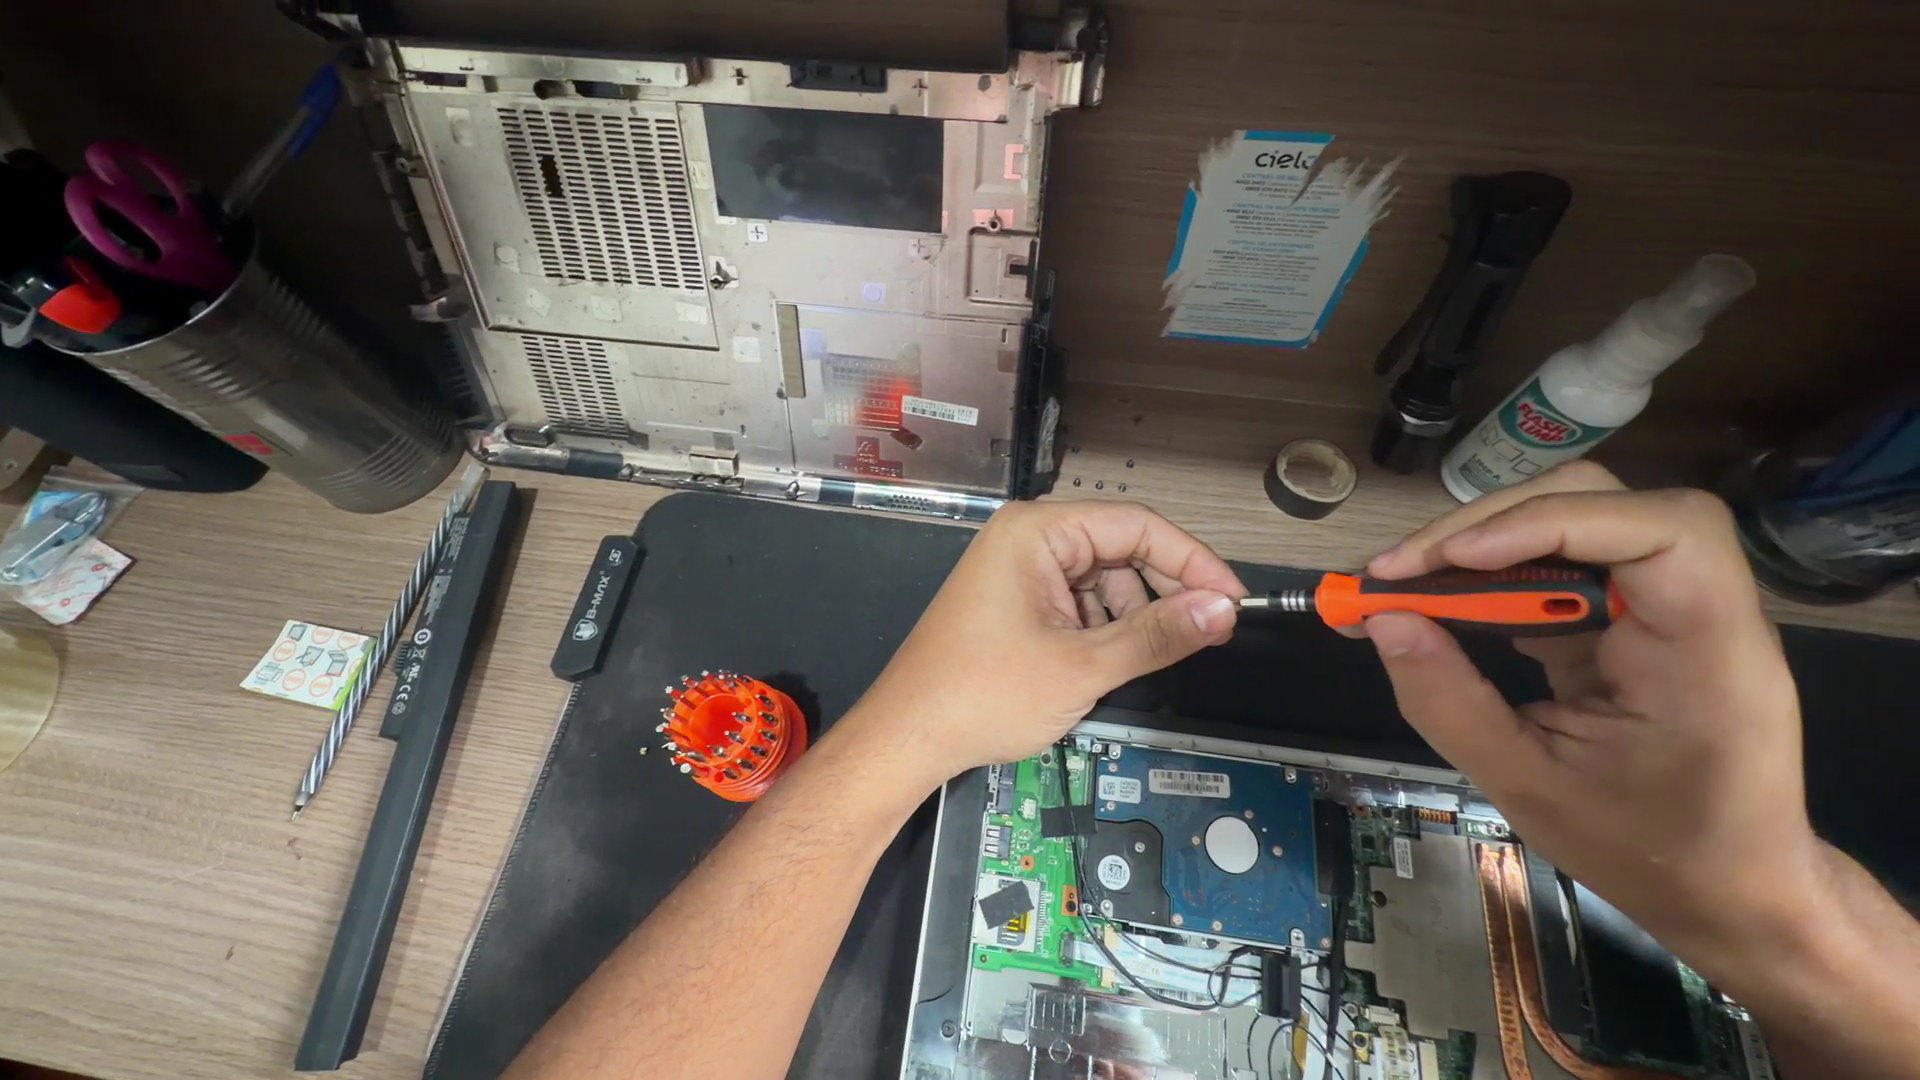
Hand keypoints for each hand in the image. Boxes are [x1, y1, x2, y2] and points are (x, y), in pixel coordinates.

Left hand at [838, 501, 1243, 792]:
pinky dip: (1103, 625)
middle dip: (1164, 590)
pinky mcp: (1015, 599)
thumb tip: (1222, 610)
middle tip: (1208, 630)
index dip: (1192, 560)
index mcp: (1037, 531)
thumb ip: (1157, 634)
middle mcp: (1027, 539)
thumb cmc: (984, 694)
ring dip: (1132, 612)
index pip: (1136, 525)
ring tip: (1151, 653)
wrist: (909, 735)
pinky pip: (1076, 599)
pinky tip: (1110, 657)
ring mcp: (1018, 569)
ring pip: (1101, 577)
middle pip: (1119, 548)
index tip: (1232, 600)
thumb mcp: (1082, 666)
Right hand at [1359, 461, 1820, 979]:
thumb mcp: (1526, 787)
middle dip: (1483, 525)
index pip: (1658, 531)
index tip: (1453, 560)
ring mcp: (1657, 603)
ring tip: (1396, 583)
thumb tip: (1381, 621)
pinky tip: (1428, 599)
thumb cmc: (1645, 847)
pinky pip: (1545, 563)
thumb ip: (1448, 703)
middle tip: (1394, 571)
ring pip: (1564, 520)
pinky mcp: (1620, 613)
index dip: (1548, 523)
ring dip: (1471, 542)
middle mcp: (1694, 606)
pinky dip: (1478, 572)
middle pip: (1598, 501)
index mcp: (1707, 651)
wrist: (1727, 885)